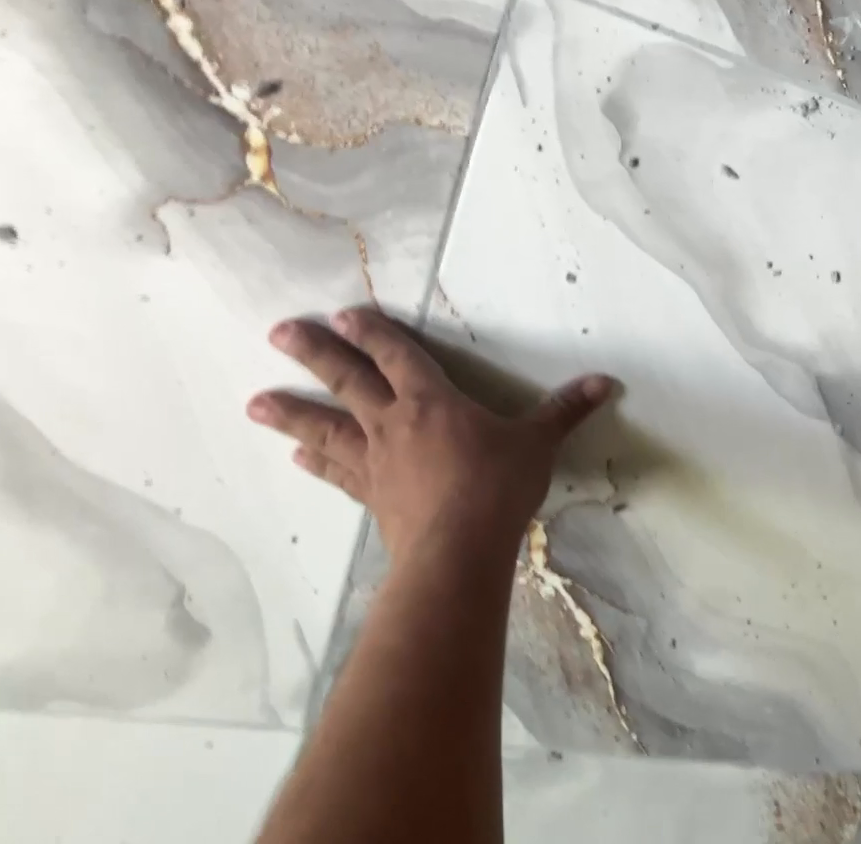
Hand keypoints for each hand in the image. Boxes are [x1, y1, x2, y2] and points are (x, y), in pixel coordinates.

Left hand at [246, 306, 614, 562]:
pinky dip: (316, 460)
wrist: (458, 547)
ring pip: (326, 428)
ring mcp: (376, 461)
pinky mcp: (371, 495)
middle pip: (348, 382)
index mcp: (433, 403)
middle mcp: (394, 424)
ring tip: (255, 402)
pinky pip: (337, 471)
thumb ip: (566, 410)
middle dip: (317, 355)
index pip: (397, 357)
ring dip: (292, 413)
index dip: (375, 333)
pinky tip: (296, 455)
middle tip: (279, 333)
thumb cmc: (498, 484)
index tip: (344, 313)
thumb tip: (605, 381)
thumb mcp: (539, 442)